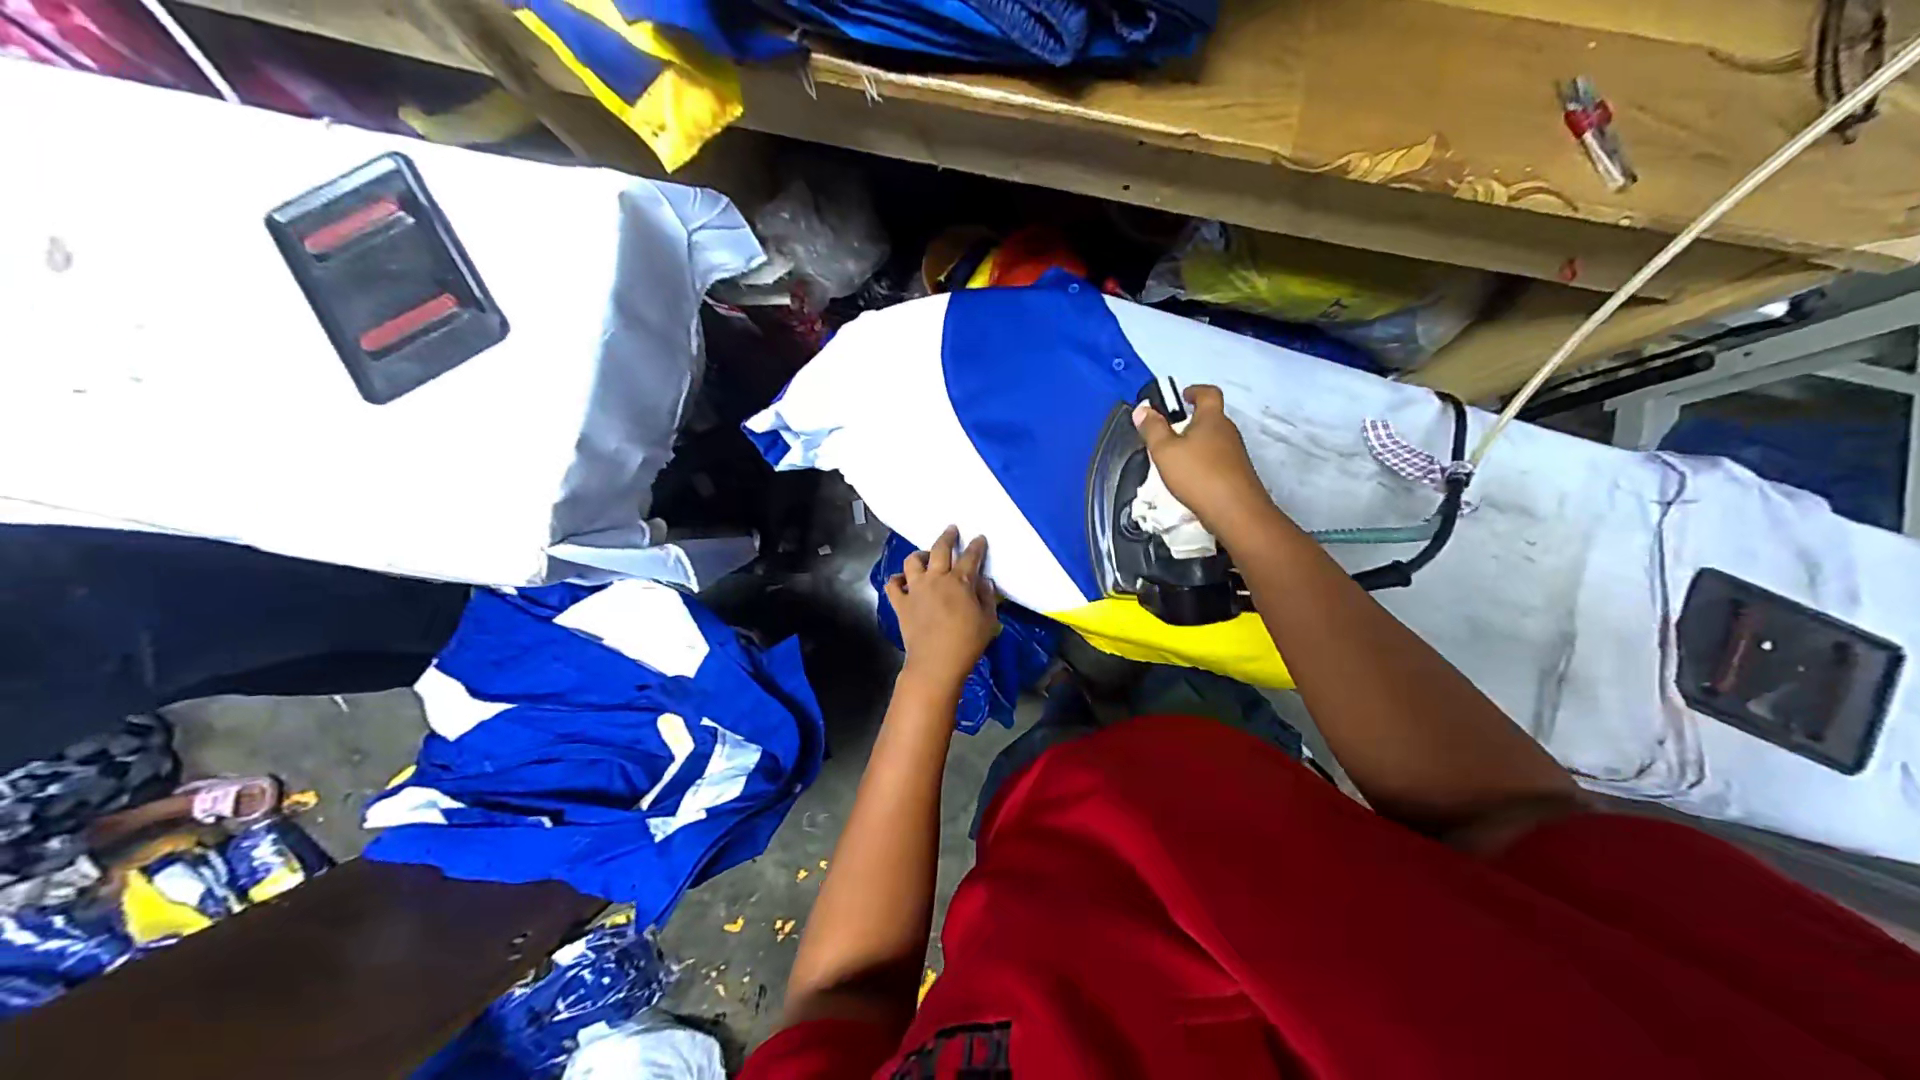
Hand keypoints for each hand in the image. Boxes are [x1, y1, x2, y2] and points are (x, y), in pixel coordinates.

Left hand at [886, 526, 998, 690]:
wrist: (935, 663)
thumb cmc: (967, 643)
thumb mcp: (988, 621)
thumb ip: (987, 598)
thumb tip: (984, 581)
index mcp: (960, 581)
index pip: (970, 556)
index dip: (976, 546)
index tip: (979, 538)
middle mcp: (936, 578)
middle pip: (939, 549)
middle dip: (947, 536)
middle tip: (951, 530)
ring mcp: (915, 589)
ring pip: (913, 561)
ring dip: (919, 555)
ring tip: (924, 556)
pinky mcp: (900, 603)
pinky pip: (893, 584)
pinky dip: (897, 579)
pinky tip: (902, 580)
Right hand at [1132, 384, 1277, 540]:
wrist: (1235, 511)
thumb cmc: (1198, 475)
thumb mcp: (1165, 451)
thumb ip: (1152, 429)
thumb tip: (1142, 409)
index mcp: (1211, 419)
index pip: (1208, 393)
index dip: (1195, 391)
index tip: (1183, 395)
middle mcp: (1228, 432)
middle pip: (1212, 418)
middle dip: (1193, 420)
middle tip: (1171, 430)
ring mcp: (1236, 453)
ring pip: (1215, 440)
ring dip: (1198, 442)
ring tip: (1177, 456)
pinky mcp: (1237, 473)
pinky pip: (1218, 459)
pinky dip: (1204, 461)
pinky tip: (1191, 478)